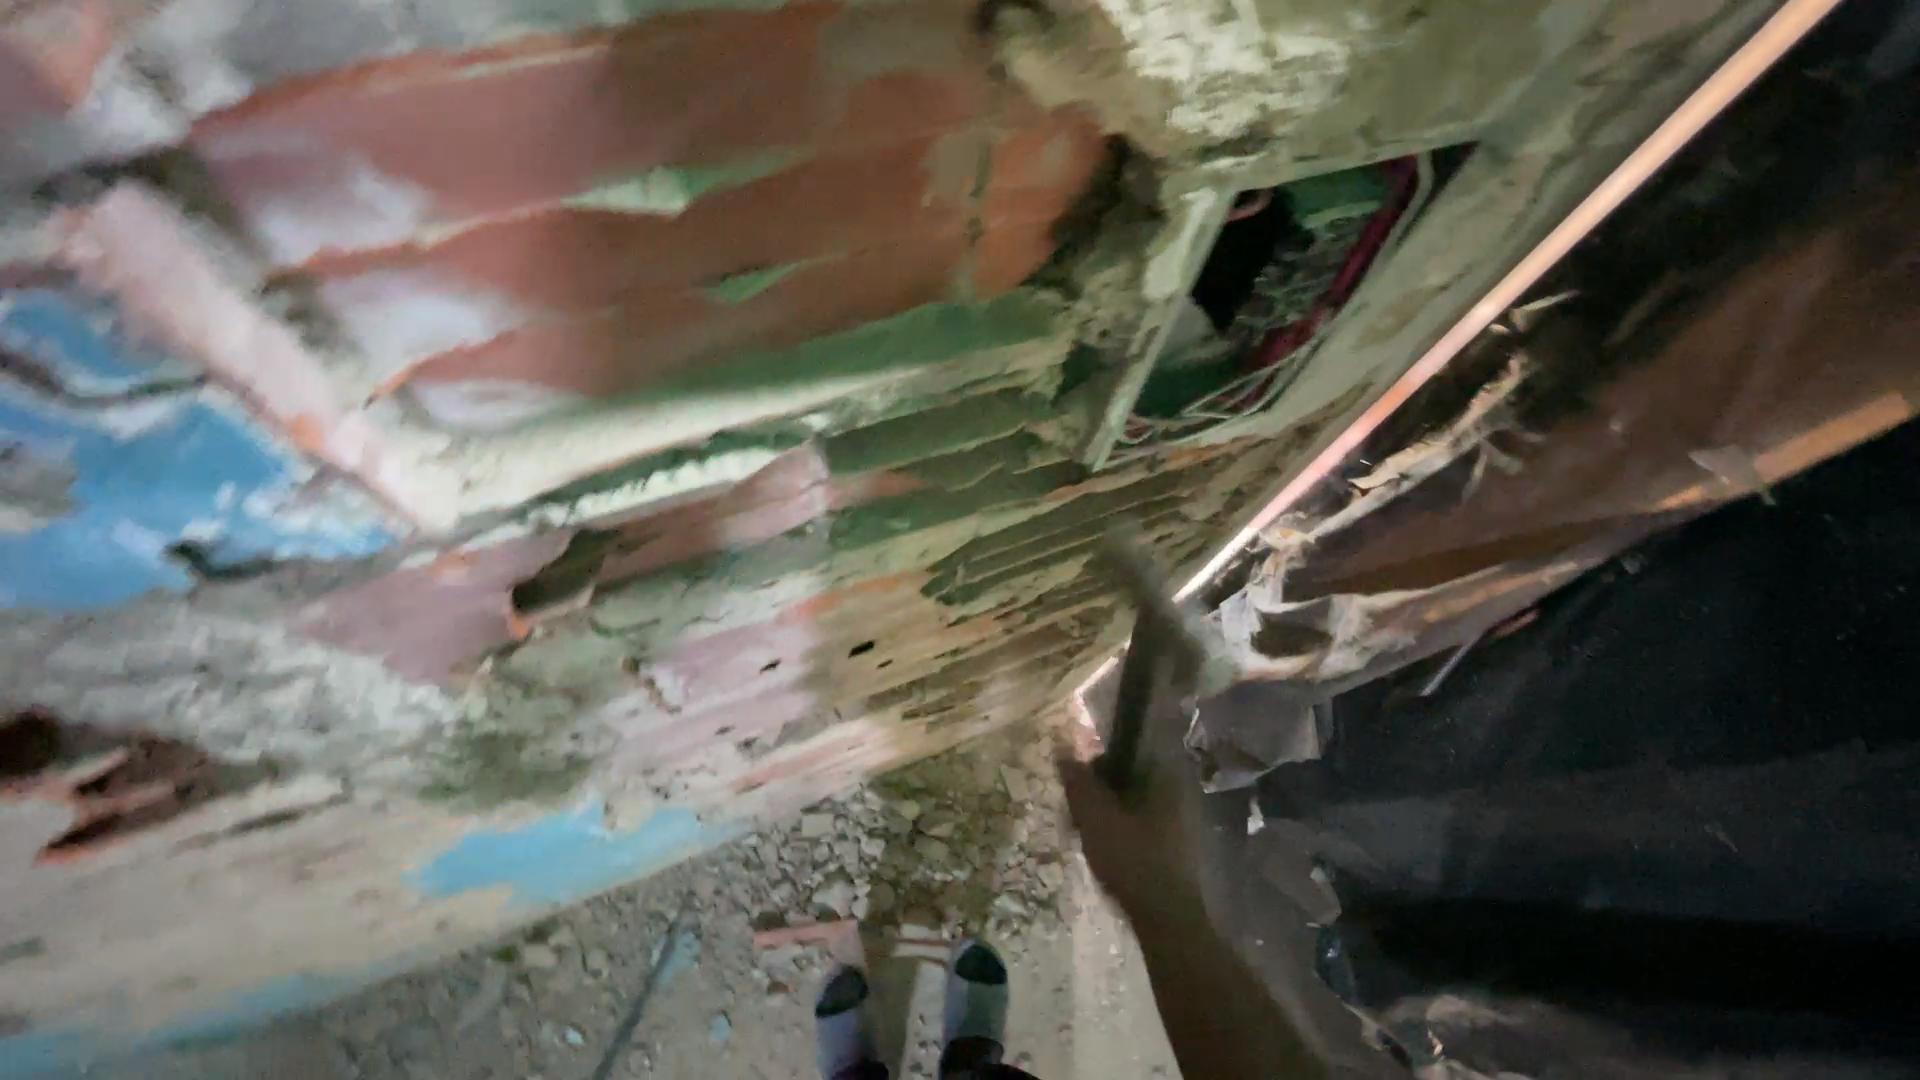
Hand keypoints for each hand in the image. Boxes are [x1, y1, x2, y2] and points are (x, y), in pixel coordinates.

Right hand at [1056, 753, 1206, 925]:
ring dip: (1106, 815)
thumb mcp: (1095, 818)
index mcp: (1164, 776)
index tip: (1077, 788)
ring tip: (1086, 838)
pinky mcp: (1177, 847)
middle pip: (1126, 778)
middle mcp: (1177, 792)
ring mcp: (1180, 821)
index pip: (1123, 751)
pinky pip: (1141, 826)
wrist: (1168, 919)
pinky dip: (1120, 833)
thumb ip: (1079, 783)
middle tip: (1076, 816)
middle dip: (1098, 794)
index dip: (1095, 765)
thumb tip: (1064, 751)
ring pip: (1131, 804)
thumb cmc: (1132, 859)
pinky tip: (1105, 855)